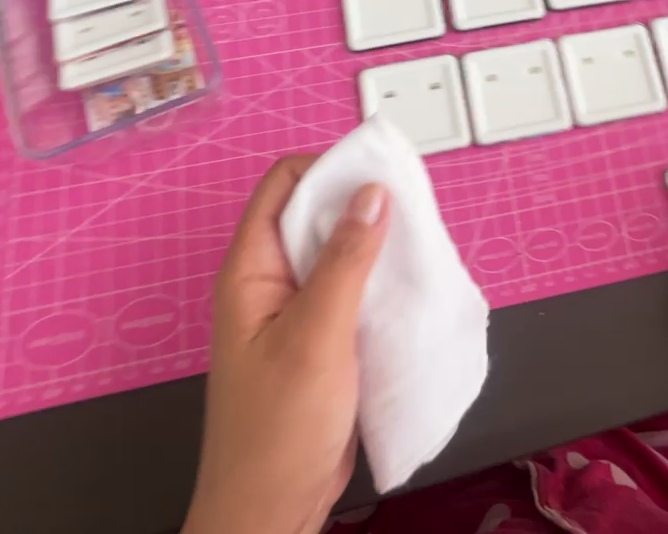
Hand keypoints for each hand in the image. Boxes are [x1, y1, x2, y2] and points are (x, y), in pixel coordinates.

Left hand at [184, 155, 390, 533]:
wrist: (273, 509)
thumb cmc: (280, 426)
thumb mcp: (316, 334)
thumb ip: (346, 260)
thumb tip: (373, 191)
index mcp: (251, 268)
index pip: (283, 185)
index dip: (327, 168)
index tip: (377, 172)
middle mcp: (270, 279)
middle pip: (313, 212)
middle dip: (359, 200)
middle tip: (409, 202)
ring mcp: (295, 307)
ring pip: (336, 249)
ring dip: (372, 239)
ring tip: (416, 235)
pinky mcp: (320, 333)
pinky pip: (349, 285)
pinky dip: (377, 273)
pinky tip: (407, 277)